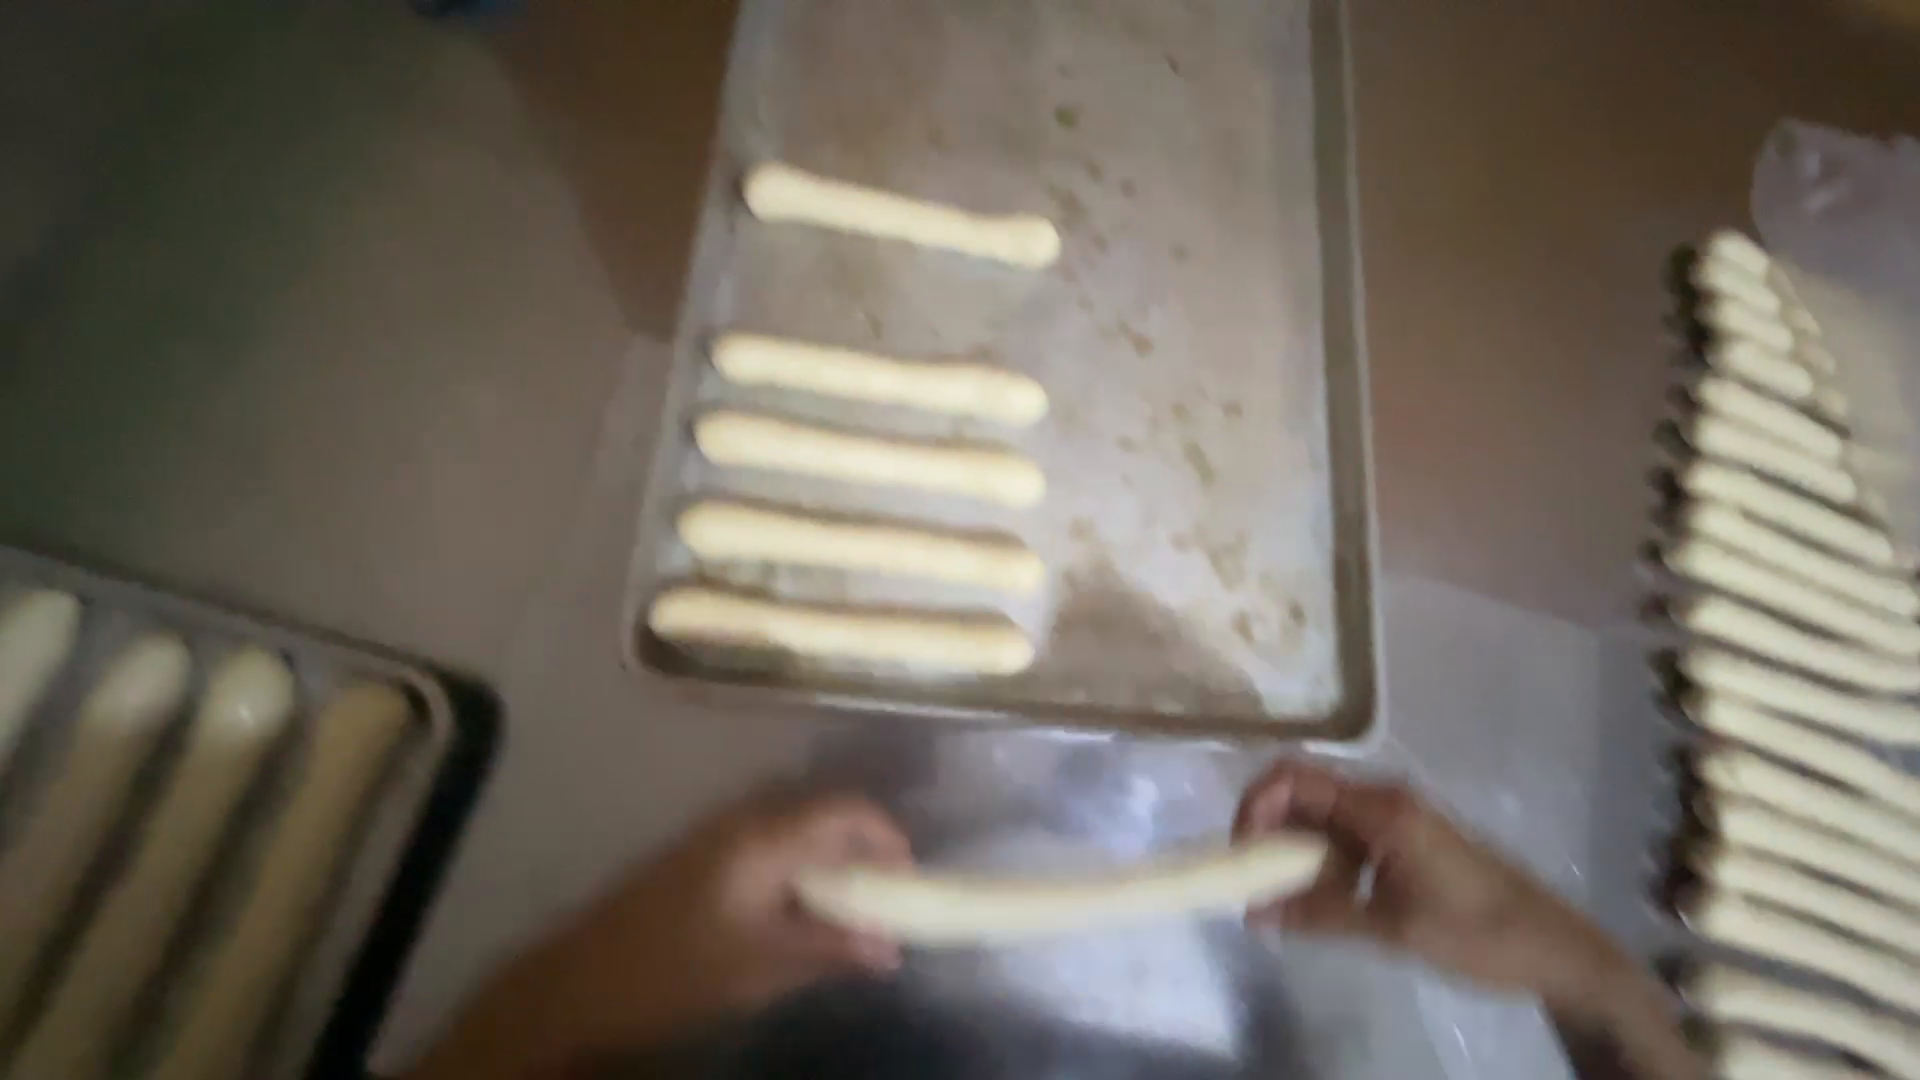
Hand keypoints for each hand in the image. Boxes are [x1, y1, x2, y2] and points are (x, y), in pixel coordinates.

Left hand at [407, 790, 910, 1078]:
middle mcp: (749, 816)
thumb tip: (892, 950)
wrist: (582, 977)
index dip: (887, 835)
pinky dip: (803, 861)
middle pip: (827, 811)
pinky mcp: (708, 846)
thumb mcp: (763, 966)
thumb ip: (832, 948)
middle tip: (884, 894)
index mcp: (767, 836)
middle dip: (865, 845)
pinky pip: (775, 837)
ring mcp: (724, 827)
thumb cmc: (679, 969)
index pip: (847, 810)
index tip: (909, 878)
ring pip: (801, 823)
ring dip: (834, 854)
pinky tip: (802, 902)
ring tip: (851, 902)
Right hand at [1233, 759, 1628, 1008]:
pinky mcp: (1404, 835)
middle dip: (1269, 829)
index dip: (1255, 805)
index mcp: (1380, 807)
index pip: (1293, 778)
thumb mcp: (1393, 929)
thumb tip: (1252, 916)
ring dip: (1295, 848)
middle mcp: (1382, 797)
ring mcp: (1395, 815)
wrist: (1562, 953)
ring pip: (1320, 814)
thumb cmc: (1479, 934)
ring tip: (1287, 895)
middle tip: (1255, 875)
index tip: (1243, 851)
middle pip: (1302, 791)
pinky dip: (1322, 858)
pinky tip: (1325, 896)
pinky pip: (1344, 833)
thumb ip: (1318, 915)